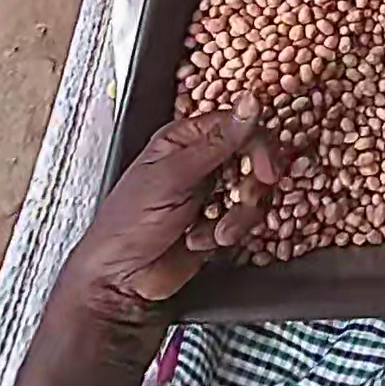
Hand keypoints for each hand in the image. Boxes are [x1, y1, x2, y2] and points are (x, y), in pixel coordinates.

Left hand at [54, 93, 277, 356]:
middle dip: (251, 184)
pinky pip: (248, 215)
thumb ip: (218, 142)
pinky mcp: (220, 216)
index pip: (239, 125)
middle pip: (253, 156)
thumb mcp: (173, 177)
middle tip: (243, 200)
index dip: (257, 145)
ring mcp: (213, 188)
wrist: (118, 284)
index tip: (265, 170)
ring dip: (240, 213)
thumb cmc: (130, 224)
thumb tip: (251, 101)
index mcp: (186, 138)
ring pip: (254, 187)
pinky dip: (231, 230)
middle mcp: (203, 159)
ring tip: (216, 231)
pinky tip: (204, 240)